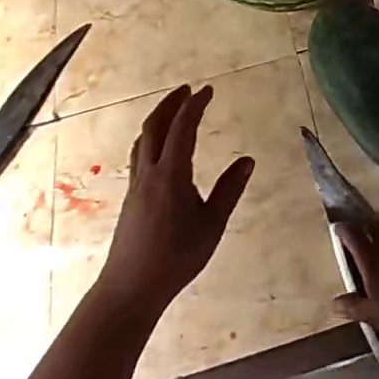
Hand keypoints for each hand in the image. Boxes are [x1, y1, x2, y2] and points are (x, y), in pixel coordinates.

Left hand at [96, 85, 254, 313]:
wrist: (131, 287)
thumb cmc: (176, 258)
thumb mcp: (212, 225)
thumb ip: (229, 190)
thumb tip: (248, 160)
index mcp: (171, 174)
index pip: (183, 128)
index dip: (195, 105)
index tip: (207, 90)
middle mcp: (149, 172)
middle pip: (155, 126)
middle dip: (170, 103)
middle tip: (187, 90)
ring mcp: (136, 185)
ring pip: (143, 140)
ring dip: (158, 119)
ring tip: (173, 111)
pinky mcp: (131, 197)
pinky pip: (139, 155)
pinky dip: (151, 138)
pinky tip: (159, 150)